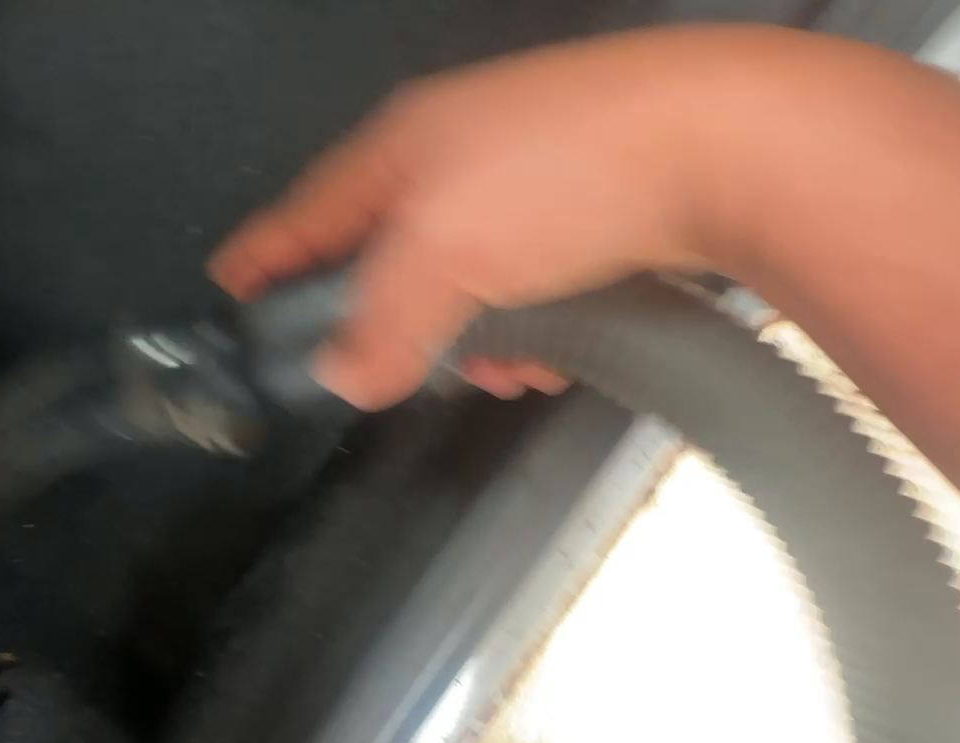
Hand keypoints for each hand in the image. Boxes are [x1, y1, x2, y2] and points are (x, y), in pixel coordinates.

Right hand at [209, 28, 734, 408]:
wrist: (729, 149)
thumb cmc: (565, 176)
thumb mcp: (444, 252)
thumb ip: (381, 321)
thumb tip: (343, 376)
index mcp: (401, 152)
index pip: (304, 216)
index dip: (263, 260)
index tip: (230, 296)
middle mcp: (452, 165)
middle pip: (384, 265)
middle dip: (390, 330)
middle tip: (394, 371)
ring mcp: (517, 190)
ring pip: (458, 292)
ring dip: (472, 344)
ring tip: (504, 370)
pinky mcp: (575, 222)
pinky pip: (520, 294)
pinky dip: (526, 334)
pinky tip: (548, 356)